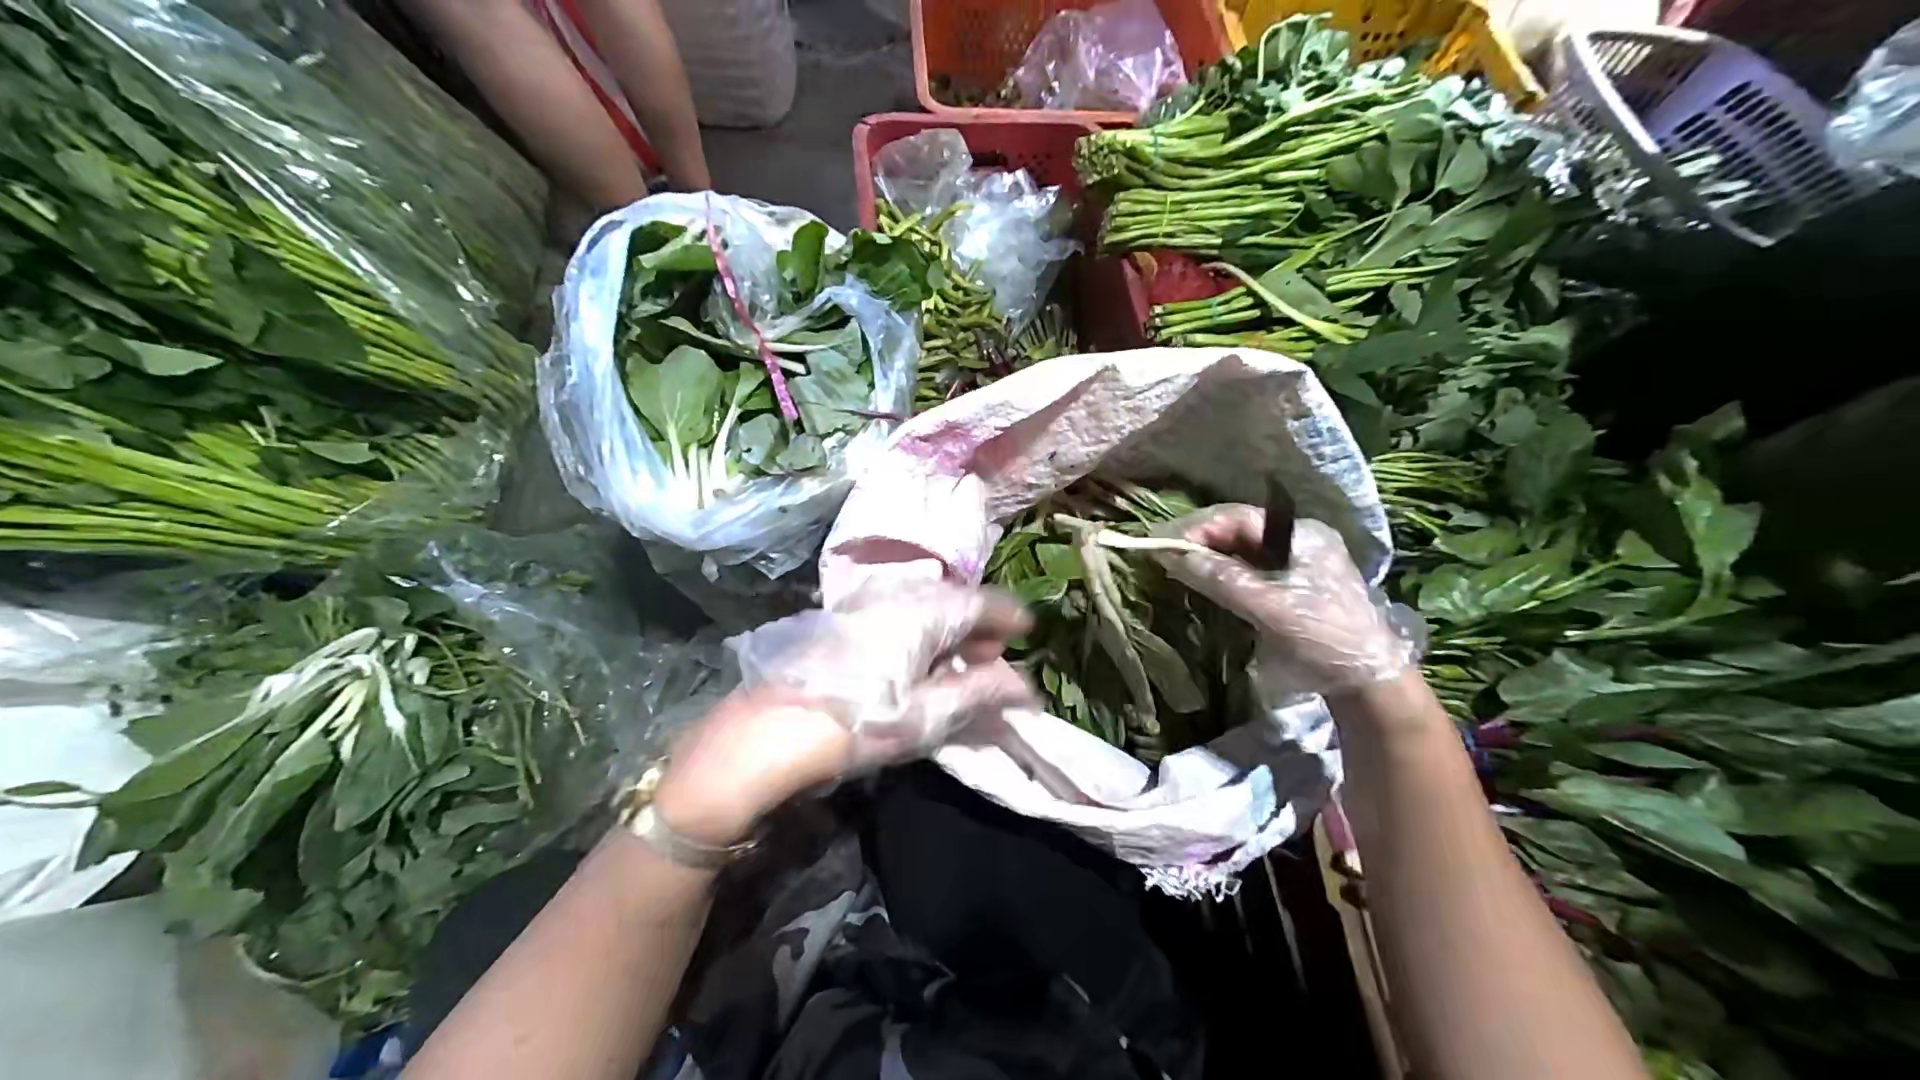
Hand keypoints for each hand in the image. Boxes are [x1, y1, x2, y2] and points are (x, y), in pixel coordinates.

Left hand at [655, 583, 1033, 844]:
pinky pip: (897, 615)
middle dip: (978, 626)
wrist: (767, 732)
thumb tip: (1022, 685)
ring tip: (961, 662)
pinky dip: (919, 634)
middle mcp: (896, 596)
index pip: (980, 601)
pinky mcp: (841, 622)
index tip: (1028, 629)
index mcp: (924, 612)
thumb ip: (979, 693)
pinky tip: (917, 662)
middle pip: (951, 600)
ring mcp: (864, 606)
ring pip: (923, 607)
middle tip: (996, 656)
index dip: (1007, 615)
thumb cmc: (858, 723)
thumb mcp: (928, 715)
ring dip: (948, 630)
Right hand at [1155, 505, 1416, 693]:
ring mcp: (1296, 563)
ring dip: (1209, 555)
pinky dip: (1223, 572)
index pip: (1238, 518)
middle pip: (1238, 530)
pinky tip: (1203, 578)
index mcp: (1301, 535)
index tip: (1165, 543)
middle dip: (1200, 539)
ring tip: (1176, 564)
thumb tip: (1175, 557)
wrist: (1368, 683)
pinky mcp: (1291, 586)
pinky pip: (1249, 568)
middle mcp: (1298, 541)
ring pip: (1241, 549)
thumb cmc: (1323, 636)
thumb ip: (1222, 578)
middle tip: (1163, 552)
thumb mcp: (1269, 607)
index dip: (1198, 527)